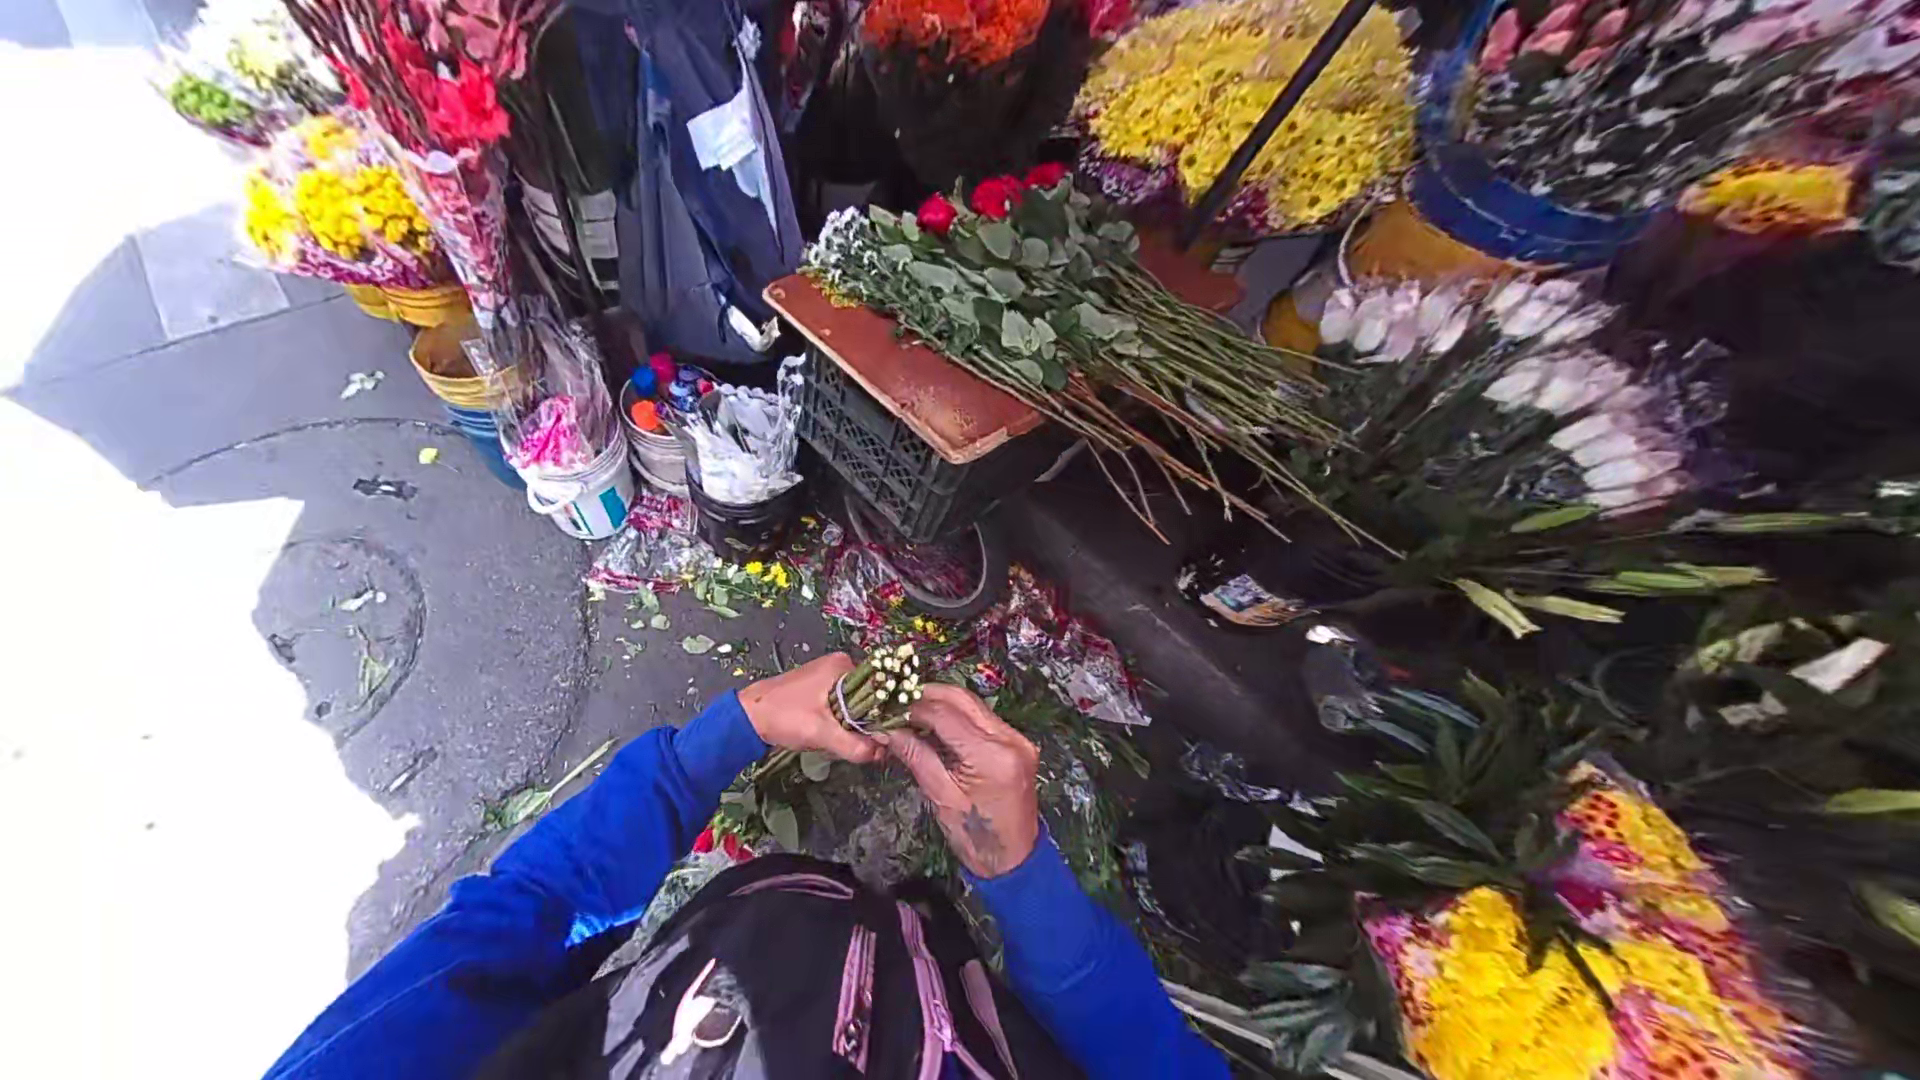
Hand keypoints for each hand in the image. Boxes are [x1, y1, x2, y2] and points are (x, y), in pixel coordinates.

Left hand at [739, 654, 883, 763]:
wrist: (748, 717)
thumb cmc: (785, 716)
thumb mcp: (821, 733)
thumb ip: (854, 745)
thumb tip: (882, 753)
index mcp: (844, 665)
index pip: (879, 687)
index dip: (881, 713)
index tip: (880, 735)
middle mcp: (840, 664)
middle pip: (867, 696)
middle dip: (863, 721)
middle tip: (859, 741)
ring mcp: (829, 674)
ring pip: (854, 702)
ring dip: (851, 722)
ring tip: (843, 739)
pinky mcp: (820, 686)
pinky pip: (842, 703)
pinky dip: (840, 719)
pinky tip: (833, 733)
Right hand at [878, 684, 1039, 877]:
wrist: (1014, 860)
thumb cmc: (975, 838)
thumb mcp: (940, 796)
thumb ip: (916, 755)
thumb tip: (885, 730)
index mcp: (991, 755)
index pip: (945, 715)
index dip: (913, 707)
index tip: (887, 708)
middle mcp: (1009, 737)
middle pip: (962, 699)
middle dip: (927, 695)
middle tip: (897, 701)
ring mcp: (1016, 737)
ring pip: (972, 703)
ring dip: (941, 702)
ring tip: (911, 709)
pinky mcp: (1016, 740)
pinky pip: (982, 717)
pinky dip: (957, 715)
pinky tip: (934, 721)